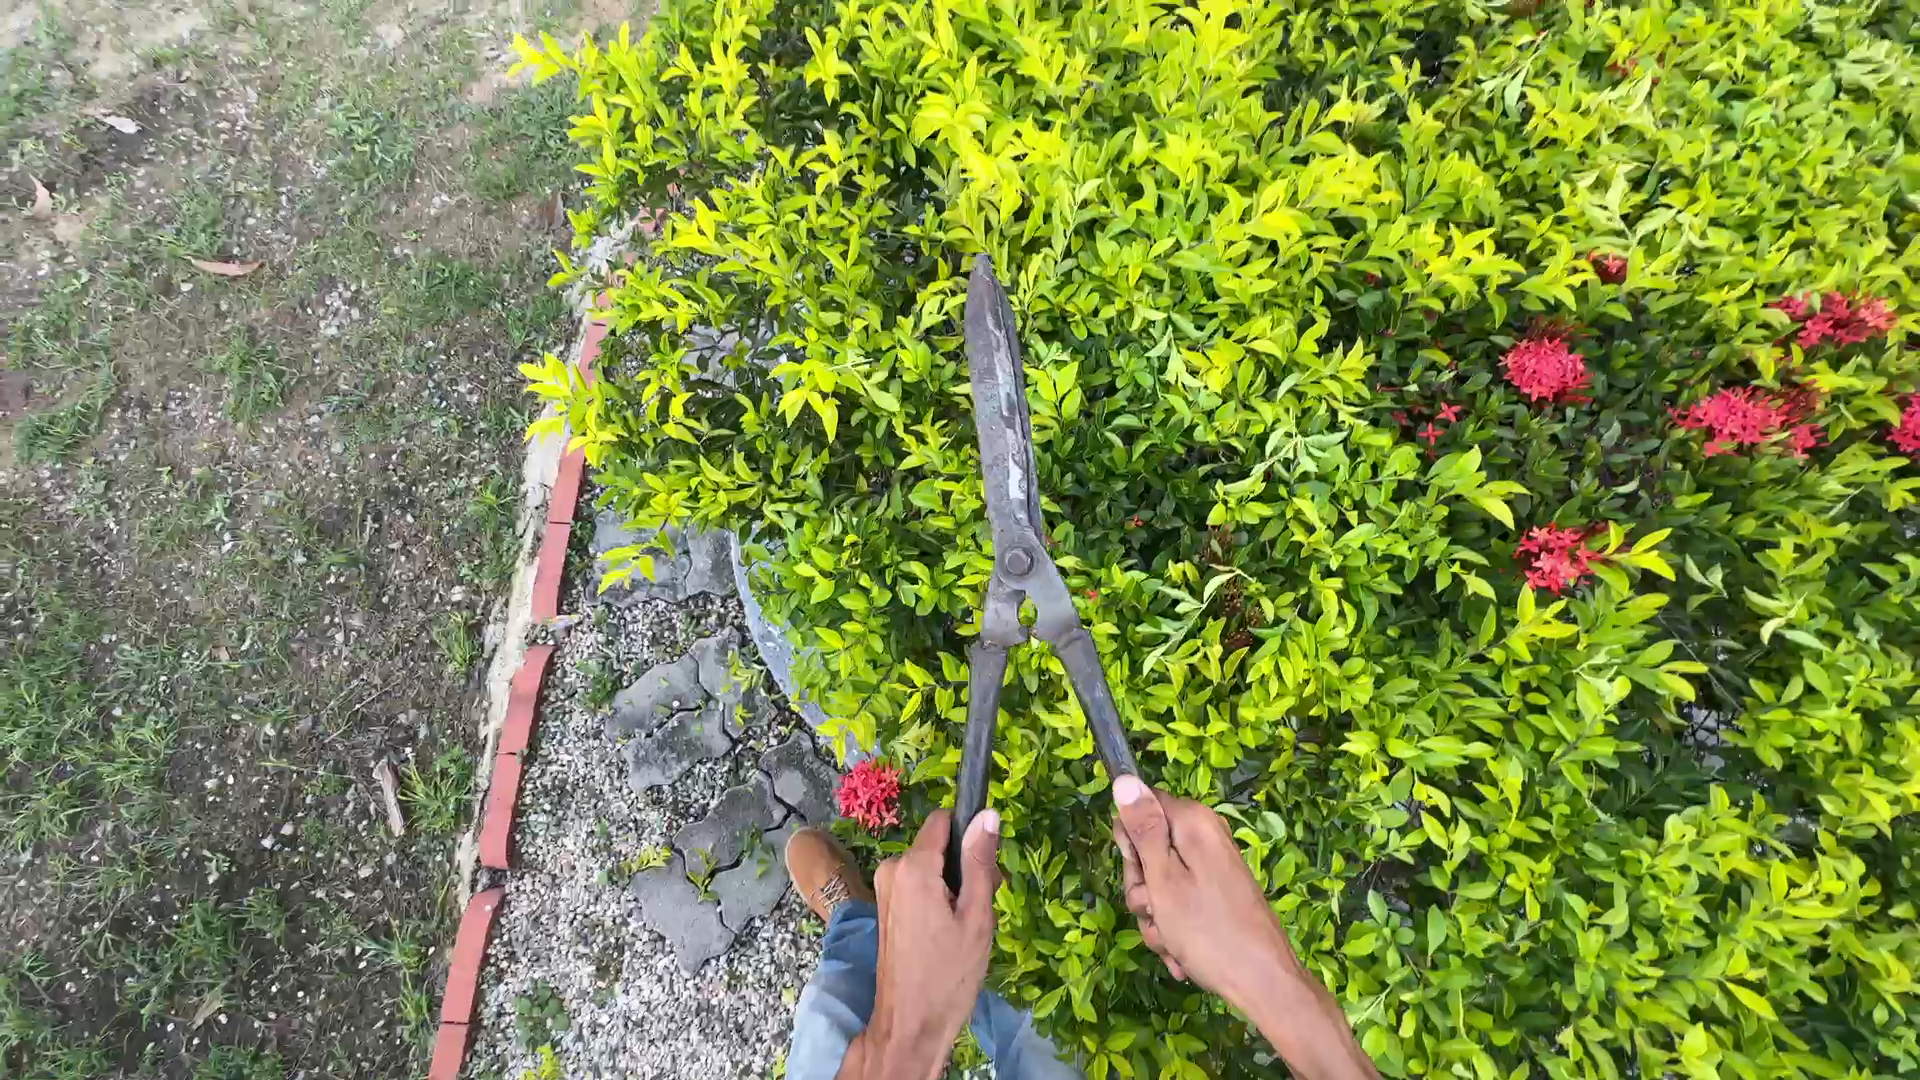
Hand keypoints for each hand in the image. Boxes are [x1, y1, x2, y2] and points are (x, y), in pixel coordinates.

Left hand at [837, 808, 1000, 1079]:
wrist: (910, 1026)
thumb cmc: (948, 975)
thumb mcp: (976, 916)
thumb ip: (980, 861)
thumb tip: (988, 814)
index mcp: (913, 866)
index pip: (944, 819)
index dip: (969, 835)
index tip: (986, 865)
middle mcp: (892, 868)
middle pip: (938, 844)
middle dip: (964, 864)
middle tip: (983, 904)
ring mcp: (884, 887)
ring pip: (929, 864)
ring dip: (953, 883)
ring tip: (968, 923)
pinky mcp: (885, 905)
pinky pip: (917, 882)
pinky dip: (937, 896)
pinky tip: (950, 929)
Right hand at [1113, 775, 1377, 1079]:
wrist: (1265, 985)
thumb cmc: (1207, 930)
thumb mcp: (1163, 878)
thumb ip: (1143, 828)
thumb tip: (1125, 778)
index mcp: (1192, 821)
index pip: (1140, 806)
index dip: (1131, 841)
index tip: (1141, 872)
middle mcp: (1204, 835)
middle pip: (1148, 847)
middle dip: (1143, 886)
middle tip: (1154, 910)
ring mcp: (1212, 866)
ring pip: (1160, 879)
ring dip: (1156, 913)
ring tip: (1170, 939)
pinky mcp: (1217, 892)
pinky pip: (1180, 900)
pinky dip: (1174, 926)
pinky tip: (1181, 952)